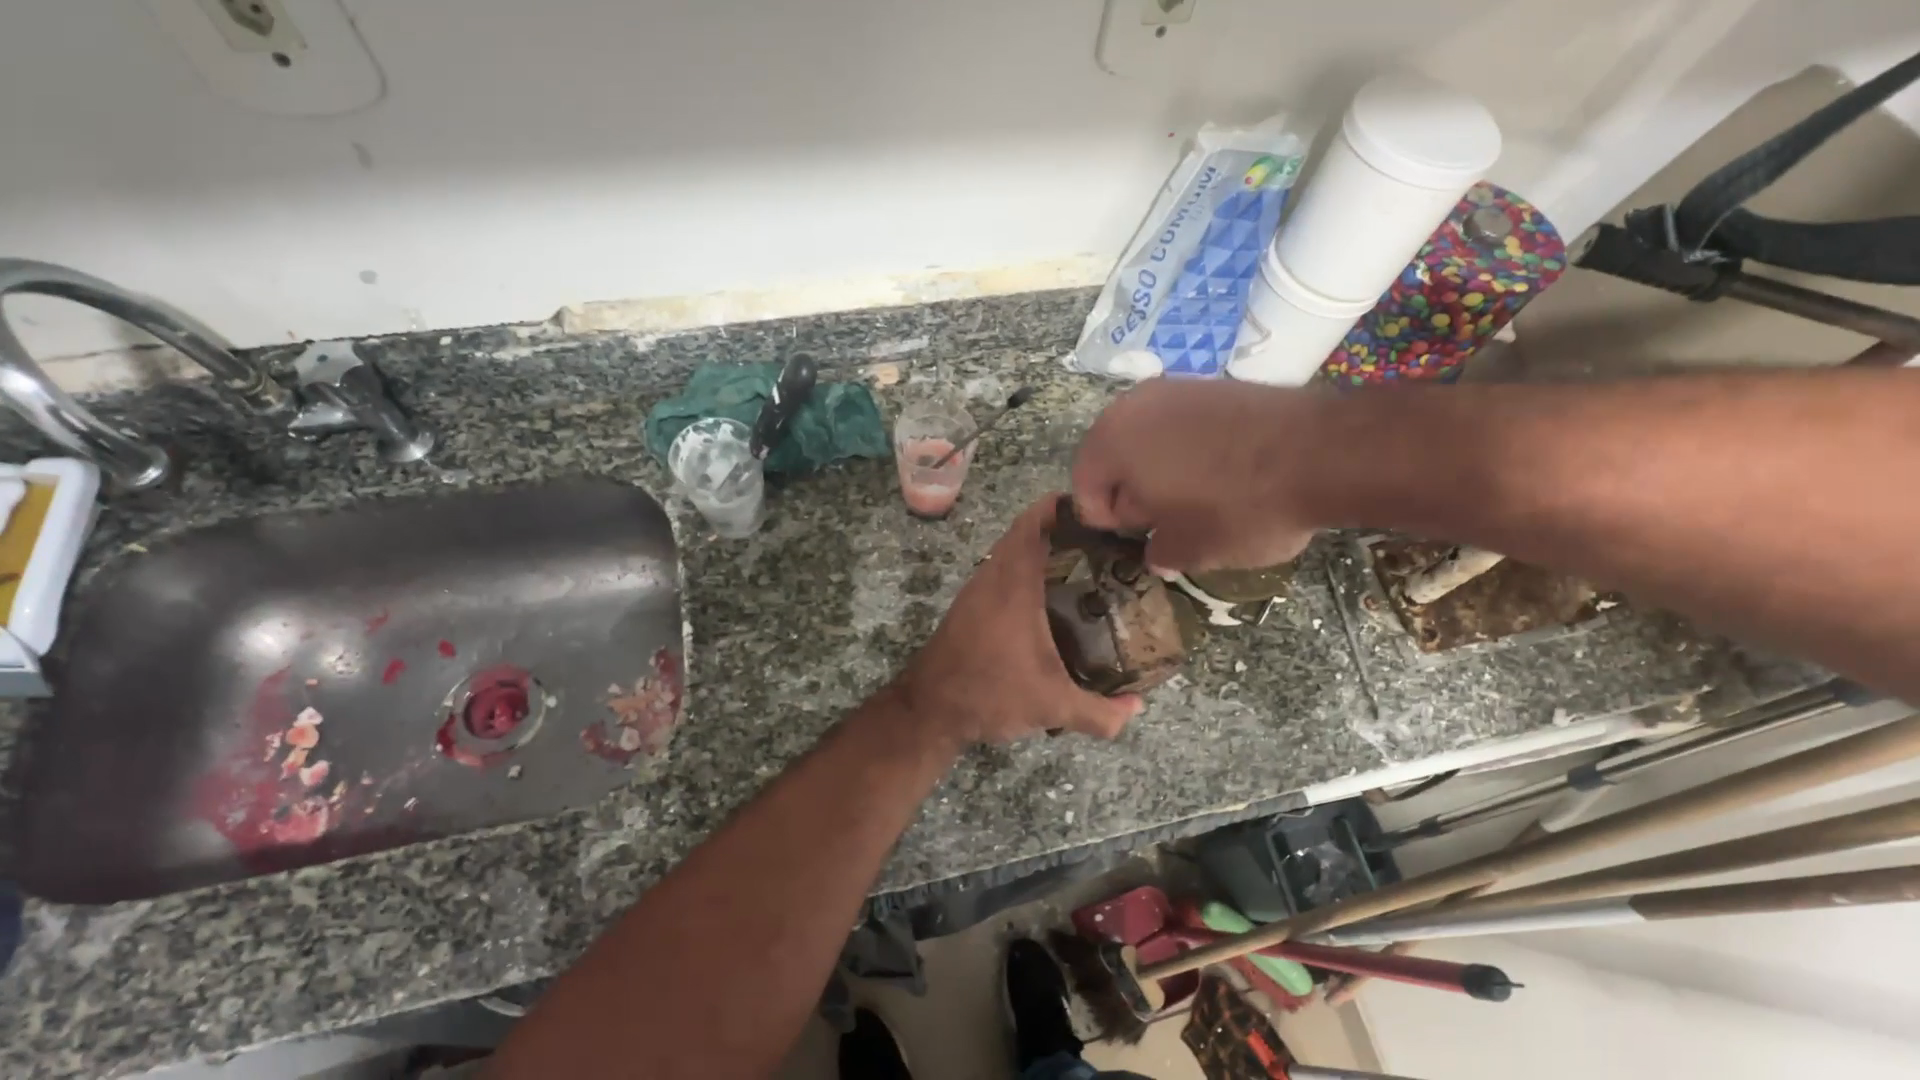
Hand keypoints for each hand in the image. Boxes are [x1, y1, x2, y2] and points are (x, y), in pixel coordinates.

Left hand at [894, 497, 1142, 745]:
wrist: (929, 710)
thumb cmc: (990, 694)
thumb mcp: (1053, 706)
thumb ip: (1100, 712)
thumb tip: (1136, 707)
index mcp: (1014, 584)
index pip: (1033, 522)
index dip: (1061, 506)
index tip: (1096, 509)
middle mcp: (993, 577)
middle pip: (1026, 532)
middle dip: (1062, 529)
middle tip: (1102, 540)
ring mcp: (977, 590)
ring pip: (1011, 552)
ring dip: (1042, 550)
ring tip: (1084, 564)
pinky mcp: (968, 606)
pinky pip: (1001, 572)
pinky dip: (1025, 571)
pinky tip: (1049, 598)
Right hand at [1072, 379, 1317, 571]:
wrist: (1322, 453)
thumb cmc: (1237, 506)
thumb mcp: (1191, 549)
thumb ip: (1160, 553)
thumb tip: (1156, 553)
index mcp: (1110, 443)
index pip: (1085, 491)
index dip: (1111, 524)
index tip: (1143, 539)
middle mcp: (1133, 406)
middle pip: (1115, 460)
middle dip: (1135, 493)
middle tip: (1167, 522)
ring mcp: (1177, 389)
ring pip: (1151, 441)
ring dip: (1163, 471)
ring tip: (1199, 499)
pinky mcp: (1216, 386)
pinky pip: (1186, 426)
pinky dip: (1193, 451)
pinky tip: (1225, 474)